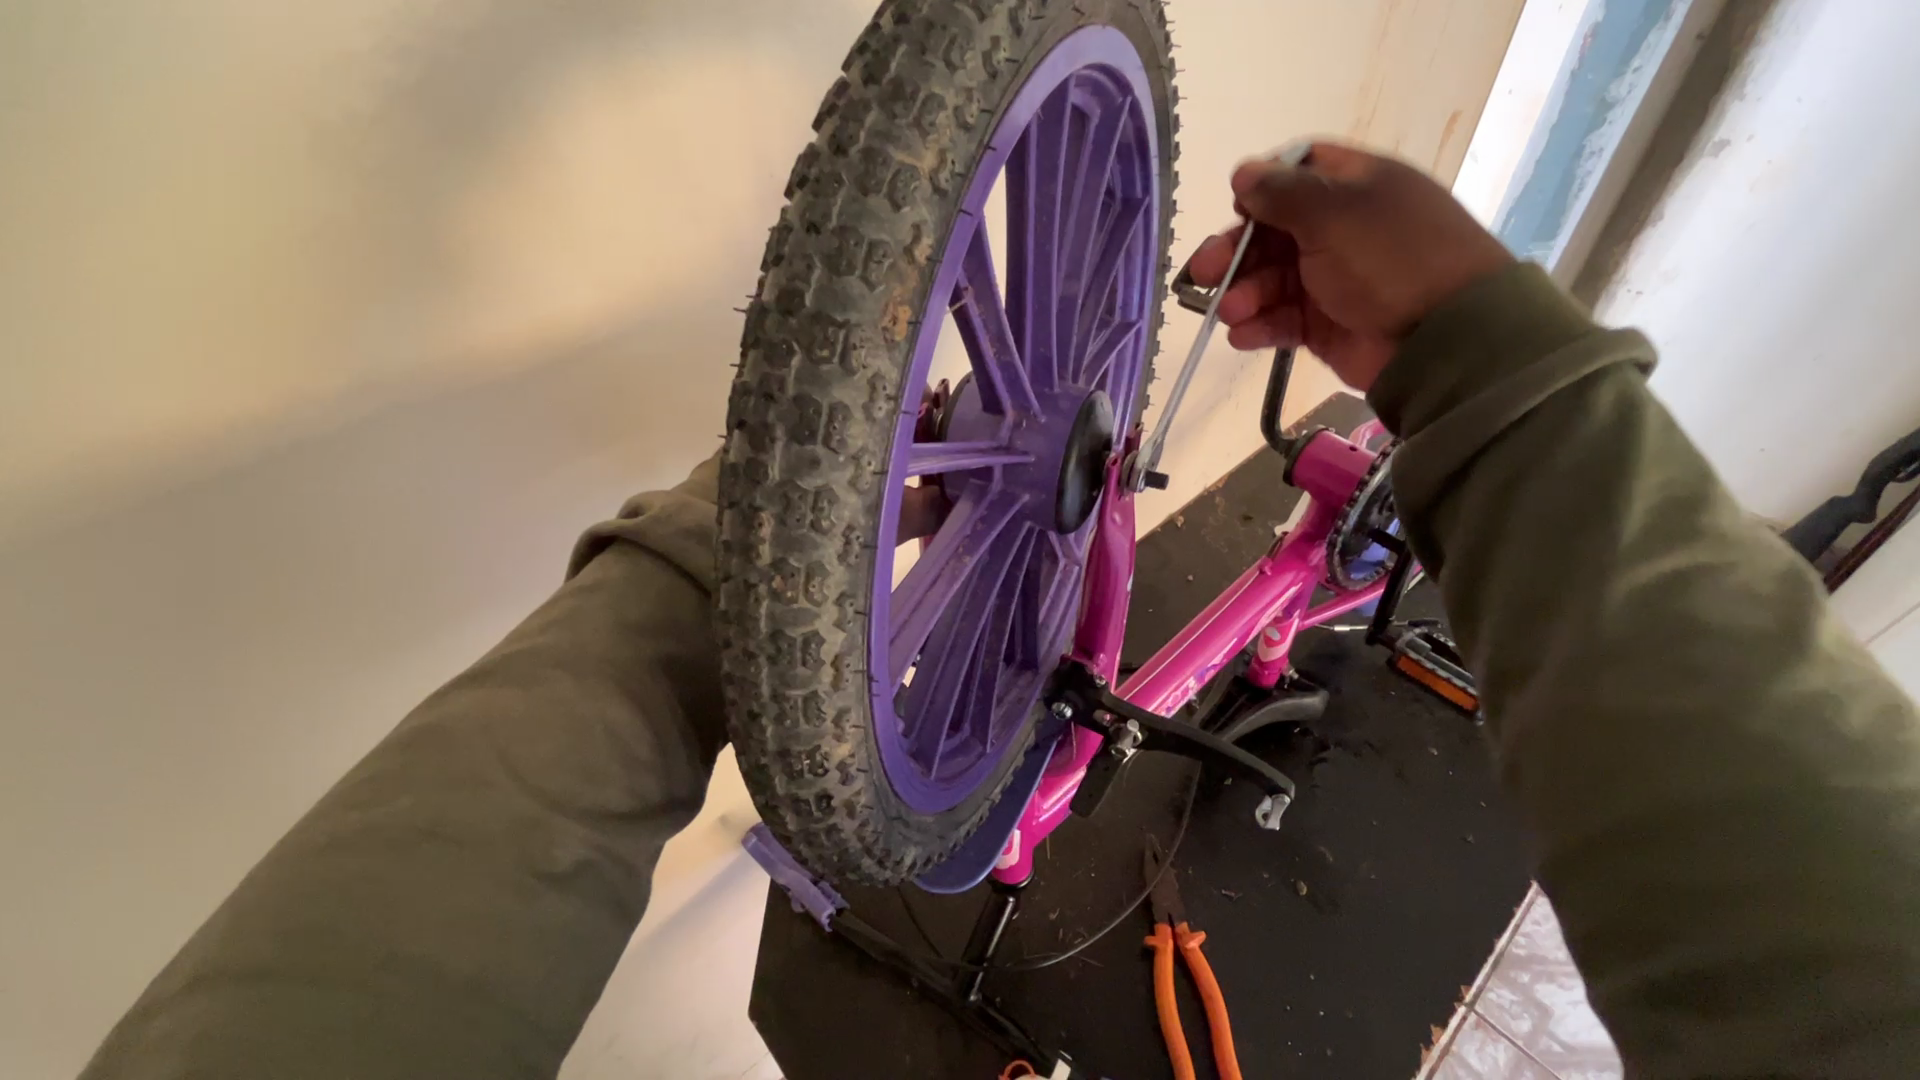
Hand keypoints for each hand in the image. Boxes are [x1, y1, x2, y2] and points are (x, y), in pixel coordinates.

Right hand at [1186, 140, 1513, 391]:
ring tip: (1231, 312)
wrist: (1442, 338)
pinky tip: (1242, 335)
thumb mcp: (1336, 213)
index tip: (1239, 208)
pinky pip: (1280, 320)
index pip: (1297, 171)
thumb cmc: (1391, 259)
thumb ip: (1283, 192)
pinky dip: (1258, 326)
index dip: (1262, 188)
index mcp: (1353, 187)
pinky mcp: (1323, 325)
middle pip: (1271, 231)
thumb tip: (1243, 172)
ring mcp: (1330, 279)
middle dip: (1234, 251)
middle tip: (1203, 272)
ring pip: (1269, 279)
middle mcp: (1339, 229)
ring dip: (1243, 293)